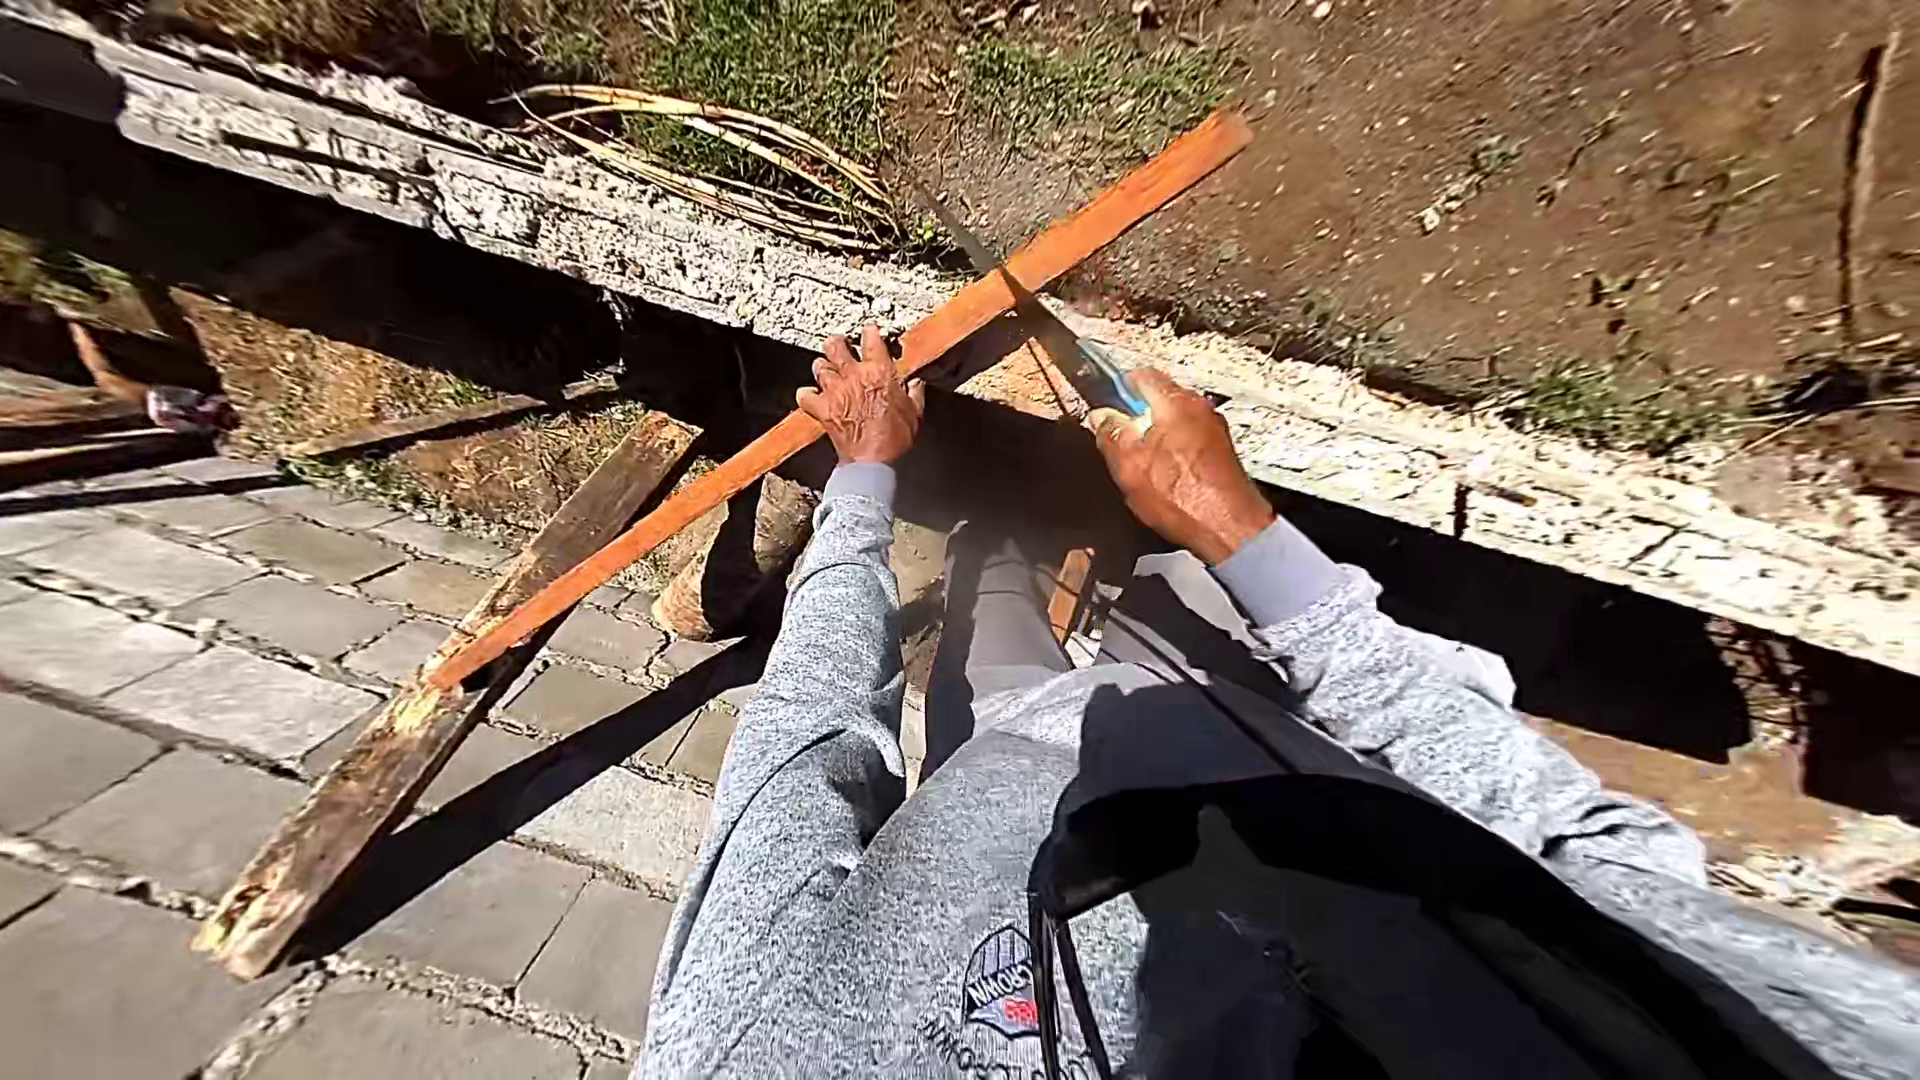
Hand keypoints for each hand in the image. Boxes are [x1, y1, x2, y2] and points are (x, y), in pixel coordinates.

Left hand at [796, 324, 925, 464]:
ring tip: (827, 370)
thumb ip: (914, 393)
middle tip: (839, 345)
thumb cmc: (895, 437)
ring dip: (823, 367)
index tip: (868, 331)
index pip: (871, 339)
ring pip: (819, 366)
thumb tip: (916, 382)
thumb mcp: (914, 412)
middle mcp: (854, 376)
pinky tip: (810, 396)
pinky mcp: (822, 409)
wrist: (873, 460)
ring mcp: (835, 391)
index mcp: (879, 371)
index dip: (869, 331)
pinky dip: (806, 394)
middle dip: (837, 342)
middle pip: (835, 345)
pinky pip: (804, 395)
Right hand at [1087, 368, 1275, 564]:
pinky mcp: (1219, 452)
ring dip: (1154, 435)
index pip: (1142, 375)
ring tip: (1139, 464)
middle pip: (1159, 397)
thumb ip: (1110, 434)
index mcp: (1175, 403)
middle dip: (1135, 415)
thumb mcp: (1128, 465)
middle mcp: (1199, 409)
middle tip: (1117, 438)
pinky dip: (1171, 450)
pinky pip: (1188, 440)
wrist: (1226, 527)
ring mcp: (1213, 430)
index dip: (1118, 386)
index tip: (1106, 400)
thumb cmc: (1185, 497)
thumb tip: (1101, 418)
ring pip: (1173, 421)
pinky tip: (1162, 477)